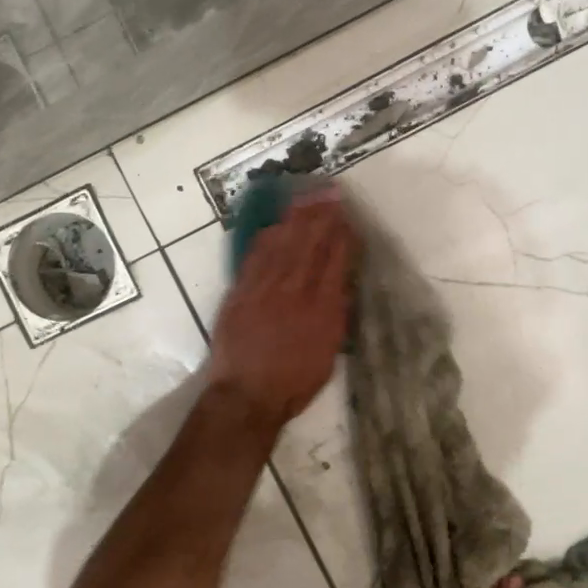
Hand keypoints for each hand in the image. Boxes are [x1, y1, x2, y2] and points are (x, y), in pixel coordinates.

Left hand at [208, 188, 355, 429]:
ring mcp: (264, 289)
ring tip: (306, 197)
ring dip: (295, 218)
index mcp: (322, 308)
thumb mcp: (328, 354)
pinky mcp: (240, 292)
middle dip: (321, 215)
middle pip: (309, 244)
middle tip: (330, 191)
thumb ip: (335, 316)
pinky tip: (274, 224)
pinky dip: (266, 238)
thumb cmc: (292, 384)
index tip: (347, 216)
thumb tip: (340, 286)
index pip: (335, 260)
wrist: (246, 395)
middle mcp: (294, 291)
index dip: (342, 235)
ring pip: (282, 244)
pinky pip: (254, 257)